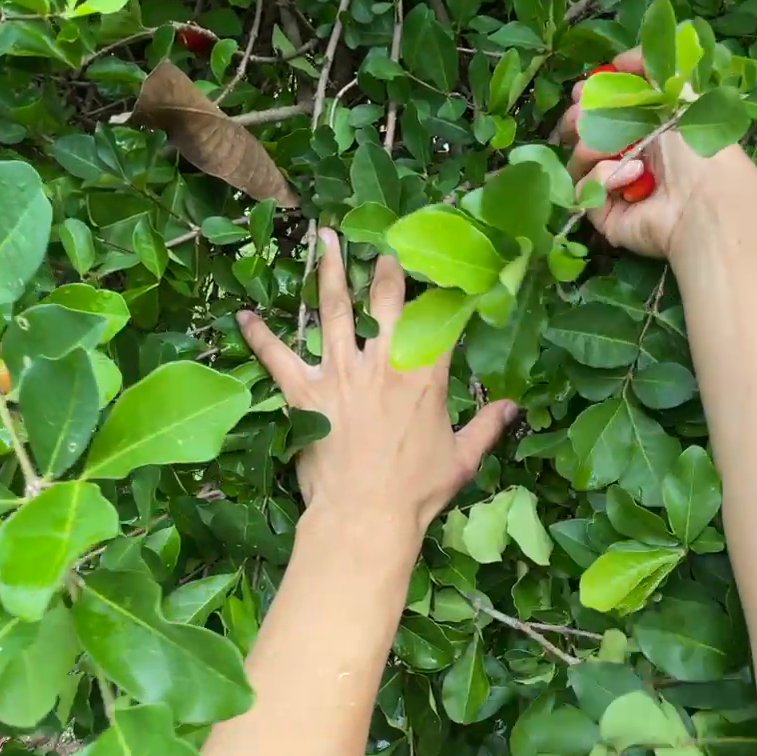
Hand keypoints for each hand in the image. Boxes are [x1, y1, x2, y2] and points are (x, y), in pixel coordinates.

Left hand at [237, 229, 517, 541]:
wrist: (365, 516)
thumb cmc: (417, 491)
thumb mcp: (462, 459)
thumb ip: (488, 427)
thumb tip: (514, 407)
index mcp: (425, 376)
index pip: (438, 321)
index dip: (444, 293)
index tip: (447, 273)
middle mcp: (382, 363)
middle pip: (384, 301)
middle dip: (385, 270)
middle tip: (382, 249)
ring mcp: (340, 373)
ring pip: (333, 310)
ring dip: (329, 272)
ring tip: (325, 239)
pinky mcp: (304, 392)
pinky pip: (277, 357)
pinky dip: (260, 336)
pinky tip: (243, 316)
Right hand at [558, 49, 756, 260]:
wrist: (700, 198)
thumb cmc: (695, 144)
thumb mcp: (677, 93)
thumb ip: (649, 67)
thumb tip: (616, 61)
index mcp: (644, 129)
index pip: (604, 112)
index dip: (590, 99)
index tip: (583, 91)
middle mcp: (626, 158)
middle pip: (583, 136)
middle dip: (579, 121)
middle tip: (578, 118)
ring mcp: (612, 188)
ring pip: (578, 161)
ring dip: (592, 148)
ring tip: (615, 151)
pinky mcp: (602, 213)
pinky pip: (583, 189)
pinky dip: (602, 178)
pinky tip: (628, 178)